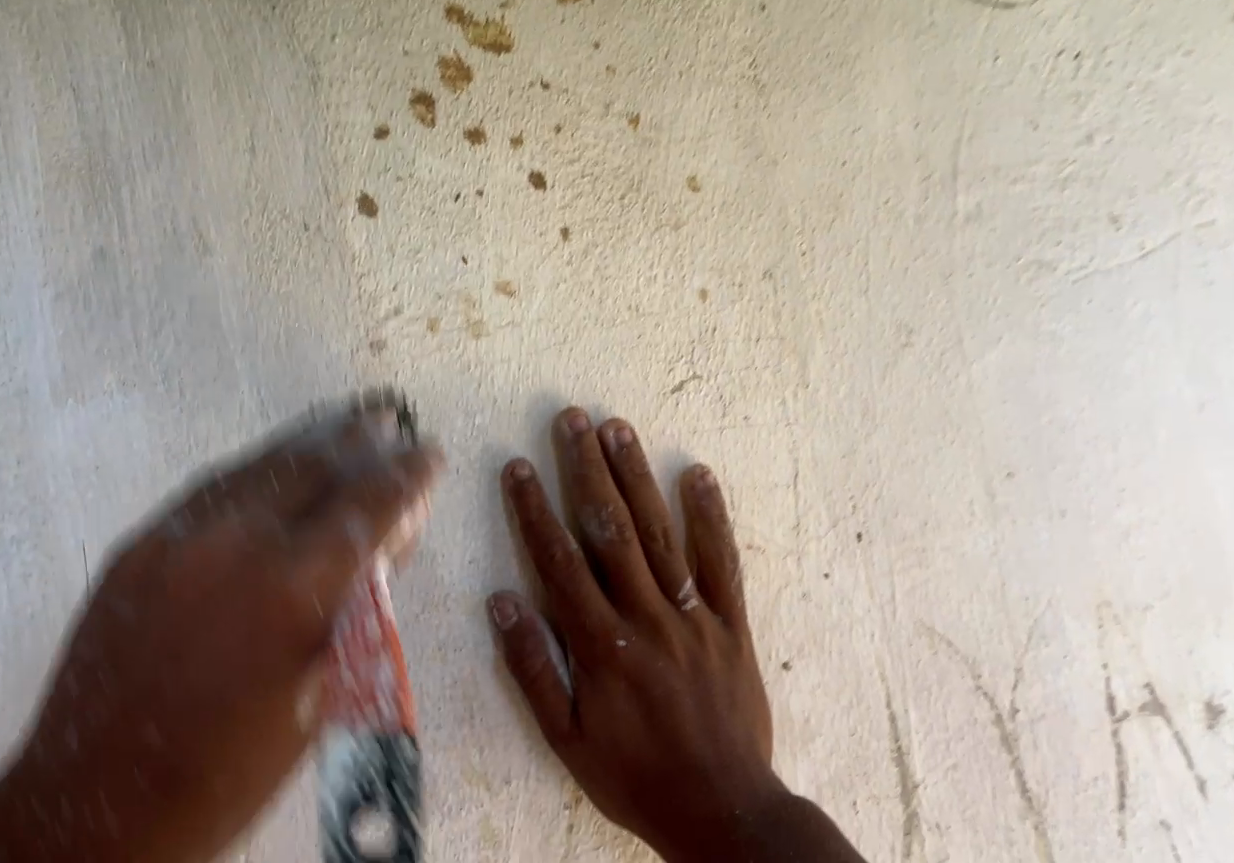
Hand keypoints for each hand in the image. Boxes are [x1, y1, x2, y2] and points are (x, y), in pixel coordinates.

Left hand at [0, 403, 442, 862]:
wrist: (94, 801)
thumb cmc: (229, 770)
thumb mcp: (318, 696)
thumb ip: (356, 605)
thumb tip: (390, 539)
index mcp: (292, 589)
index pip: (365, 508)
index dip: (404, 477)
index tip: (429, 452)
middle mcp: (237, 542)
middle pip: (312, 468)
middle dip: (357, 440)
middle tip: (385, 419)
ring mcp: (180, 535)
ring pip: (260, 466)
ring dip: (306, 442)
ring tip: (340, 421)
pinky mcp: (141, 542)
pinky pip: (212, 487)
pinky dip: (255, 467)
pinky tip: (273, 461)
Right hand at [488, 407, 861, 862]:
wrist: (724, 813)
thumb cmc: (634, 776)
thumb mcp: (565, 739)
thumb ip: (531, 668)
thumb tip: (501, 601)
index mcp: (600, 644)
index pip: (558, 561)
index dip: (535, 509)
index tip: (519, 466)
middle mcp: (645, 617)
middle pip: (610, 530)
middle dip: (586, 470)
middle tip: (572, 419)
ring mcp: (693, 617)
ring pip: (660, 535)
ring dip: (637, 477)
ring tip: (618, 429)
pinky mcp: (732, 625)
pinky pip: (722, 564)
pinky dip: (711, 517)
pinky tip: (699, 475)